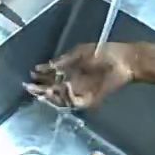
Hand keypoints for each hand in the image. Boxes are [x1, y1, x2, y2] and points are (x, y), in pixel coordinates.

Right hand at [26, 43, 141, 108]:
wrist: (125, 60)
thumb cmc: (104, 52)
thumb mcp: (79, 52)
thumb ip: (61, 61)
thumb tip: (43, 66)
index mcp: (69, 71)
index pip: (50, 77)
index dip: (39, 77)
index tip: (30, 76)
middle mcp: (72, 83)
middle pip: (51, 90)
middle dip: (39, 89)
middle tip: (29, 88)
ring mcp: (80, 92)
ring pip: (59, 98)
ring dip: (50, 95)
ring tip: (43, 89)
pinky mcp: (90, 100)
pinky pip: (74, 102)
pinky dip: (67, 97)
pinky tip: (63, 87)